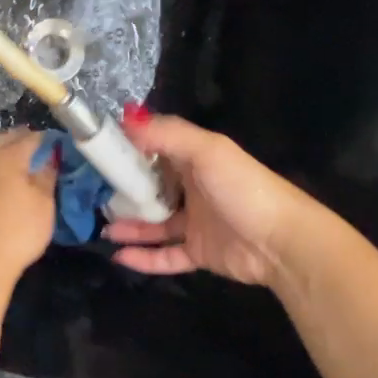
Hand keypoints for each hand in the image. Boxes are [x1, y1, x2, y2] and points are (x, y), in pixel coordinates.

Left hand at [0, 129, 58, 286]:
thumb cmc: (18, 231)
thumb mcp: (44, 203)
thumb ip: (48, 175)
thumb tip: (51, 156)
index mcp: (7, 156)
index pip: (32, 137)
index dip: (49, 140)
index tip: (62, 149)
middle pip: (6, 140)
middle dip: (24, 141)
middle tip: (43, 154)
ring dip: (8, 156)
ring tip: (27, 171)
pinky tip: (7, 188)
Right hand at [104, 114, 313, 287]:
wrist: (282, 241)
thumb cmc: (244, 189)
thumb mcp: (208, 151)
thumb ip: (167, 134)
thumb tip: (125, 119)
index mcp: (198, 161)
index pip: (158, 151)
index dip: (131, 152)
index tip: (100, 154)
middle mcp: (196, 189)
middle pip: (154, 189)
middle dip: (125, 193)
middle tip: (94, 195)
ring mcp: (197, 223)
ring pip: (156, 225)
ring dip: (130, 227)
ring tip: (102, 228)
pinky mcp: (200, 253)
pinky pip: (165, 256)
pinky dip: (143, 258)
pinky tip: (119, 256)